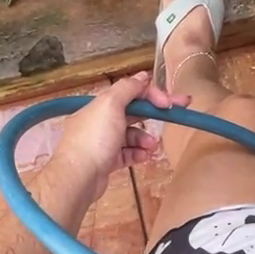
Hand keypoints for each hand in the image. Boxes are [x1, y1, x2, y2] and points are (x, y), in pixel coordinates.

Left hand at [39, 72, 189, 204]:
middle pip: (132, 113)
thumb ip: (127, 88)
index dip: (151, 95)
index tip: (169, 103)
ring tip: (152, 146)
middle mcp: (99, 121)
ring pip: (131, 135)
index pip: (129, 93)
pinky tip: (144, 156)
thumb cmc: (95, 138)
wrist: (78, 177)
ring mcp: (102, 143)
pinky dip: (137, 153)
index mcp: (99, 105)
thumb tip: (142, 76)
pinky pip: (127, 153)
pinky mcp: (106, 161)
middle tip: (176, 115)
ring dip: (145, 138)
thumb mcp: (110, 105)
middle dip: (153, 115)